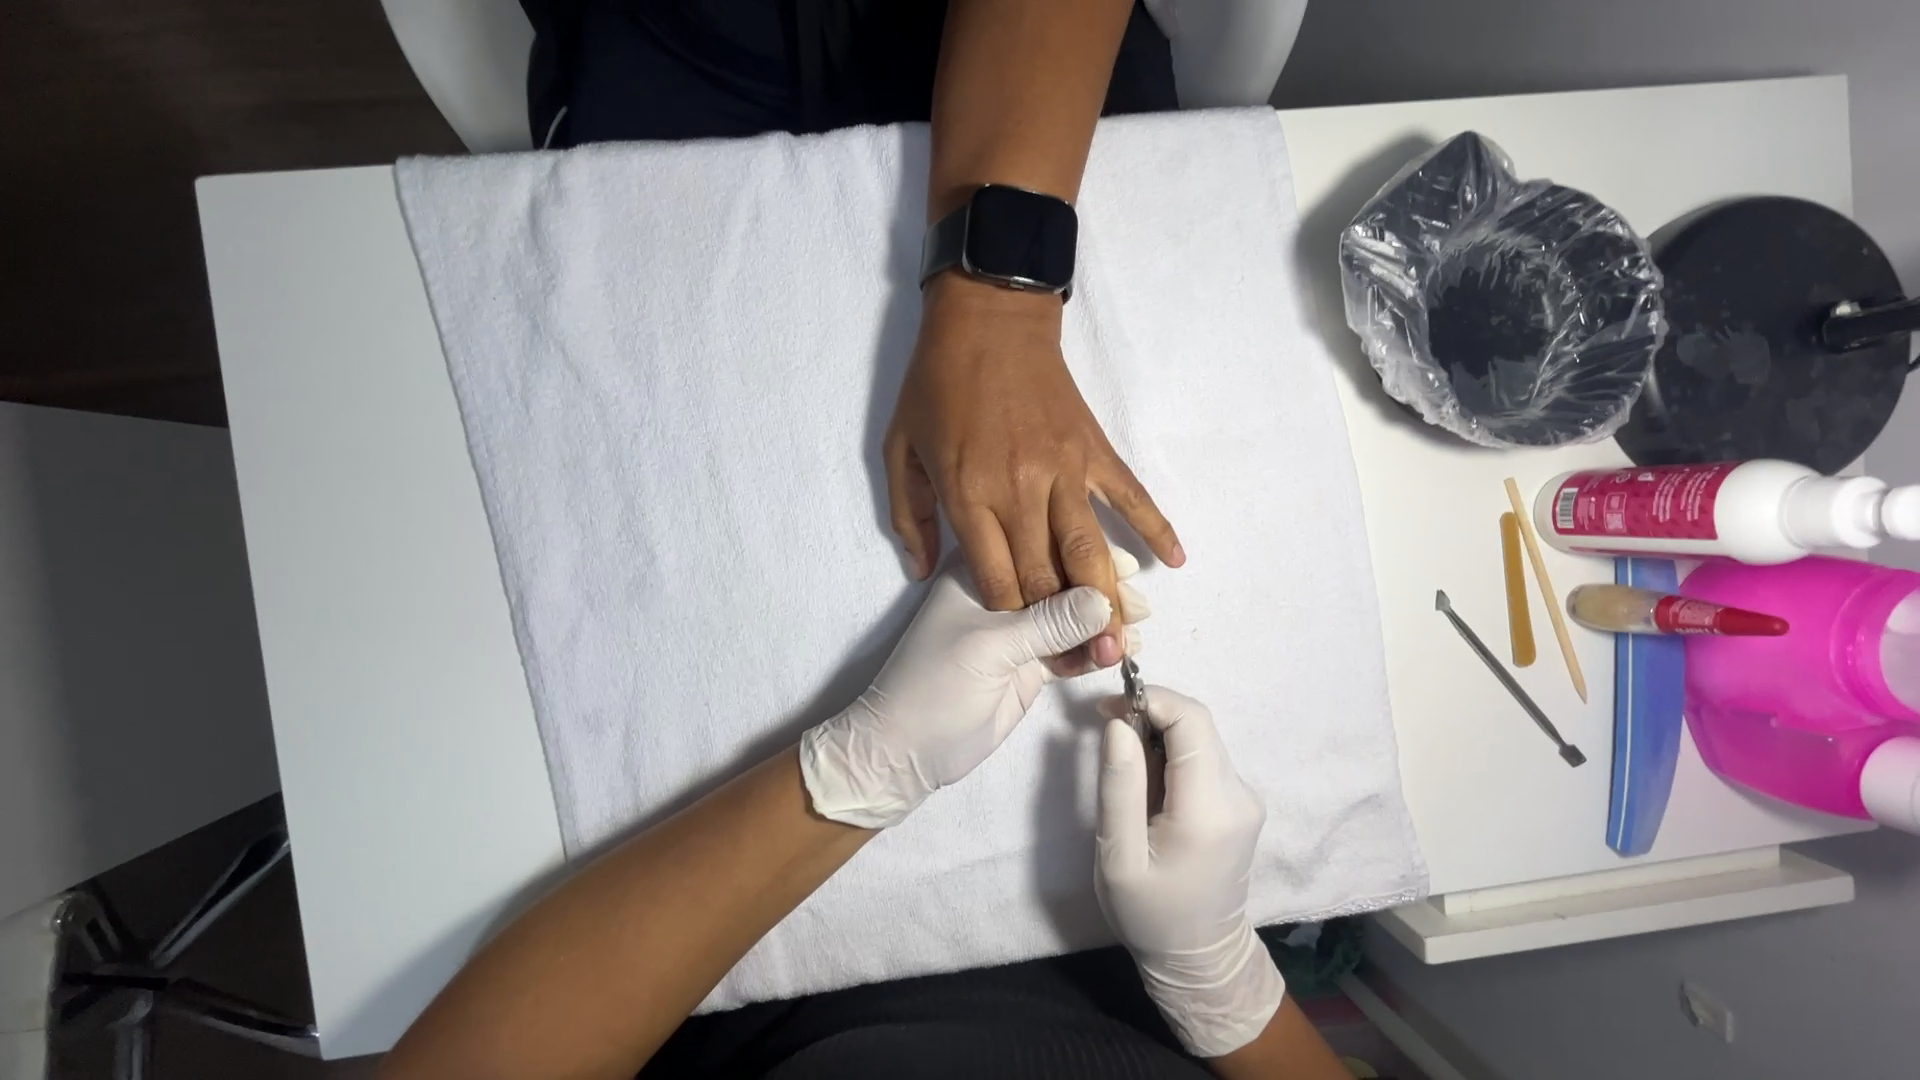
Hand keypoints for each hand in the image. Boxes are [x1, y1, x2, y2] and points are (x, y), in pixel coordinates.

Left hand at [800, 549, 1147, 828]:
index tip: (1126, 566)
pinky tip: (1120, 652)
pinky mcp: (1028, 664)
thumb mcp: (990, 647)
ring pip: (1071, 618)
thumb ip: (1048, 622)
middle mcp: (1003, 593)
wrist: (906, 748)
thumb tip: (1105, 599)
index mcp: (981, 571)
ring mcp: (1017, 630)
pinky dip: (1092, 652)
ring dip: (1104, 624)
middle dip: (1103, 592)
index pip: (1041, 550)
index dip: (1085, 557)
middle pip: (1063, 582)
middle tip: (1139, 605)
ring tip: (1138, 632)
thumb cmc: (935, 684)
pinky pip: (1069, 651)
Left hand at [883, 273, 1182, 666]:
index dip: (1013, 622)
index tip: (1027, 646)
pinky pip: (1130, 495)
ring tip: (1125, 637)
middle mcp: (1019, 492)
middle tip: (1086, 662)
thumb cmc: (936, 386)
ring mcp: (1063, 471)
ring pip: (1091, 550)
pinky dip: (1156, 527)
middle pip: (1046, 577)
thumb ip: (910, 515)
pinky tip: (1174, 560)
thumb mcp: (900, 449)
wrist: (988, 320)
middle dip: (1066, 628)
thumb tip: (923, 569)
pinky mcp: (1093, 450)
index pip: (998, 581)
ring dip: (1109, 600)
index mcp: (969, 496)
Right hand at [1095, 687, 1285, 1058]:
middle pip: (1197, 723)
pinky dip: (1170, 753)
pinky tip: (1147, 784)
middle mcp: (1239, 795)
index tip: (1105, 710)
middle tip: (1105, 732)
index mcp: (1209, 808)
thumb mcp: (1118, 855)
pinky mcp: (1239, 802)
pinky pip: (1203, 756)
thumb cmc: (1150, 913)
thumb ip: (1119, 785)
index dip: (1149, 698)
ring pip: (1199, 736)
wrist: (1200, 959)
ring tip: (1124, 767)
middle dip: (1148, 714)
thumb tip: (1118, 721)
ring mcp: (1245, 798)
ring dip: (1157, 734)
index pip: (1191, 719)